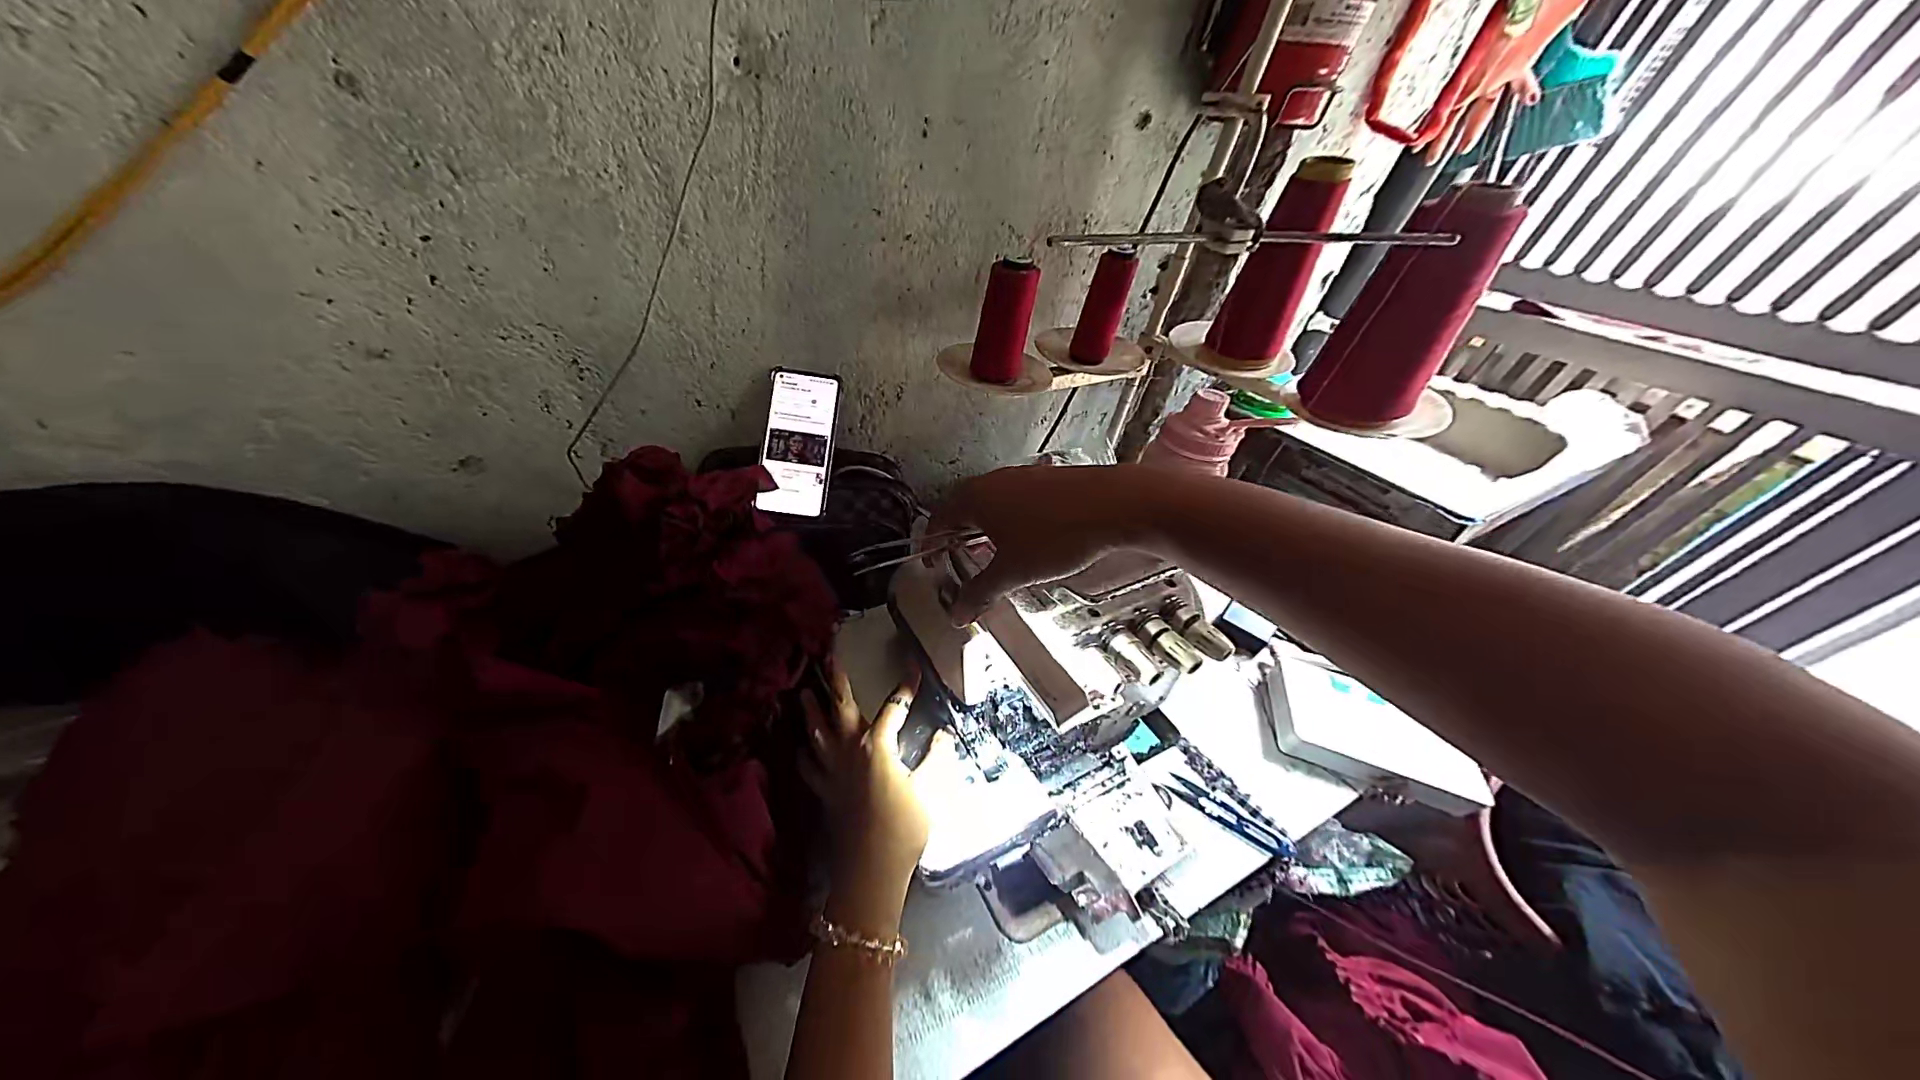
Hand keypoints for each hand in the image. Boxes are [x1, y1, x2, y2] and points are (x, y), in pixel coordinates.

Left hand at [799, 657, 942, 890]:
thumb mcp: (924, 791)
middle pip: (840, 708)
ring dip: (810, 710)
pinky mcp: (822, 791)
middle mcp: (849, 751)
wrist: (870, 869)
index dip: (904, 689)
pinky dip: (804, 752)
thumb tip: (945, 736)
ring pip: (815, 732)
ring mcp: (831, 771)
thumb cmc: (903, 828)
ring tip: (802, 692)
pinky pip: (808, 765)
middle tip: (828, 657)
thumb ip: (932, 760)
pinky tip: (802, 746)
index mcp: (876, 747)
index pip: (893, 709)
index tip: (912, 671)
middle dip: (835, 681)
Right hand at [925, 465, 1142, 624]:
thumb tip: (958, 612)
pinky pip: (1019, 502)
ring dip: (986, 529)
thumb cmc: (1059, 533)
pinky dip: (1012, 522)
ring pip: (994, 504)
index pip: (940, 518)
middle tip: (955, 557)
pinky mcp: (1051, 482)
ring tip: (991, 555)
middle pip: (965, 508)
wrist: (1115, 506)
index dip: (931, 542)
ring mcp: (1025, 477)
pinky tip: (1028, 542)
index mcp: (977, 497)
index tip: (929, 559)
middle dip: (958, 535)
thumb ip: (981, 593)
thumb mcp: (1012, 572)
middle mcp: (997, 481)